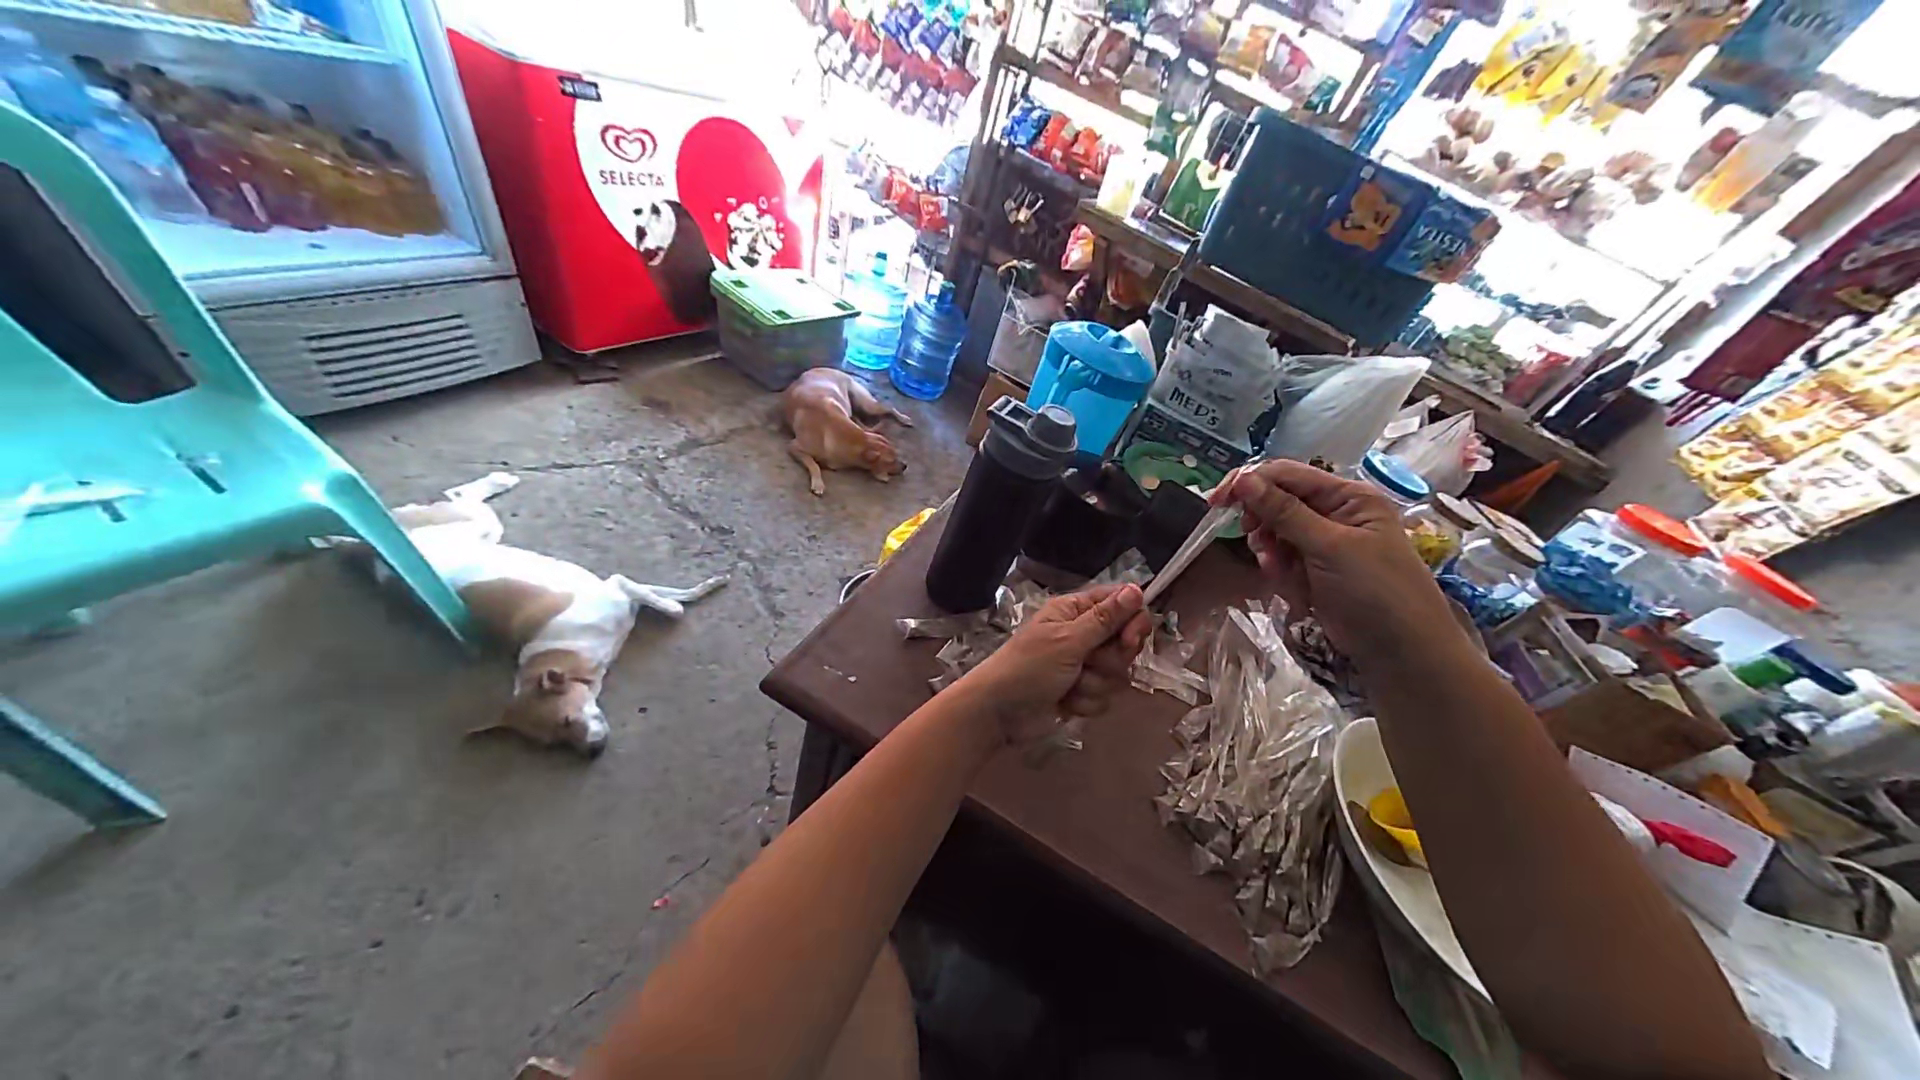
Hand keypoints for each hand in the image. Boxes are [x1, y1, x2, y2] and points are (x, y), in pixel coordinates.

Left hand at [954, 584, 1152, 744]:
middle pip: (1124, 642)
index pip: (1119, 604)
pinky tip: (1065, 703)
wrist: (999, 714)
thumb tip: (1136, 589)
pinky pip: (1105, 696)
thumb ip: (1105, 619)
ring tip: (1069, 685)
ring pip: (1116, 673)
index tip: (1131, 638)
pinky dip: (1086, 702)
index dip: (1132, 620)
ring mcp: (1082, 665)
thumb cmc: (1028, 668)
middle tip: (1089, 663)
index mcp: (1074, 611)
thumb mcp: (1067, 640)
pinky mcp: (1081, 693)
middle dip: (1110, 659)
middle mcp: (1081, 634)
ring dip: (1095, 684)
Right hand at [1210, 460, 1459, 660]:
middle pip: (1276, 501)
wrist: (1401, 650)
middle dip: (1262, 523)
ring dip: (1269, 550)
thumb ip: (1283, 512)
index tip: (1216, 502)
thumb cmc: (1375, 590)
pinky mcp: (1313, 567)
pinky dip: (1278, 569)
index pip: (1287, 475)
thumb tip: (1243, 479)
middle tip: (1257, 543)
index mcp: (1347, 496)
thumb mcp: (1328, 546)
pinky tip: (1291, 587)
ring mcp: (1323, 541)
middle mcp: (1334, 512)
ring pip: (1274, 531)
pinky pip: (1280, 557)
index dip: (1249, 483)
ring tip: (1280, 572)